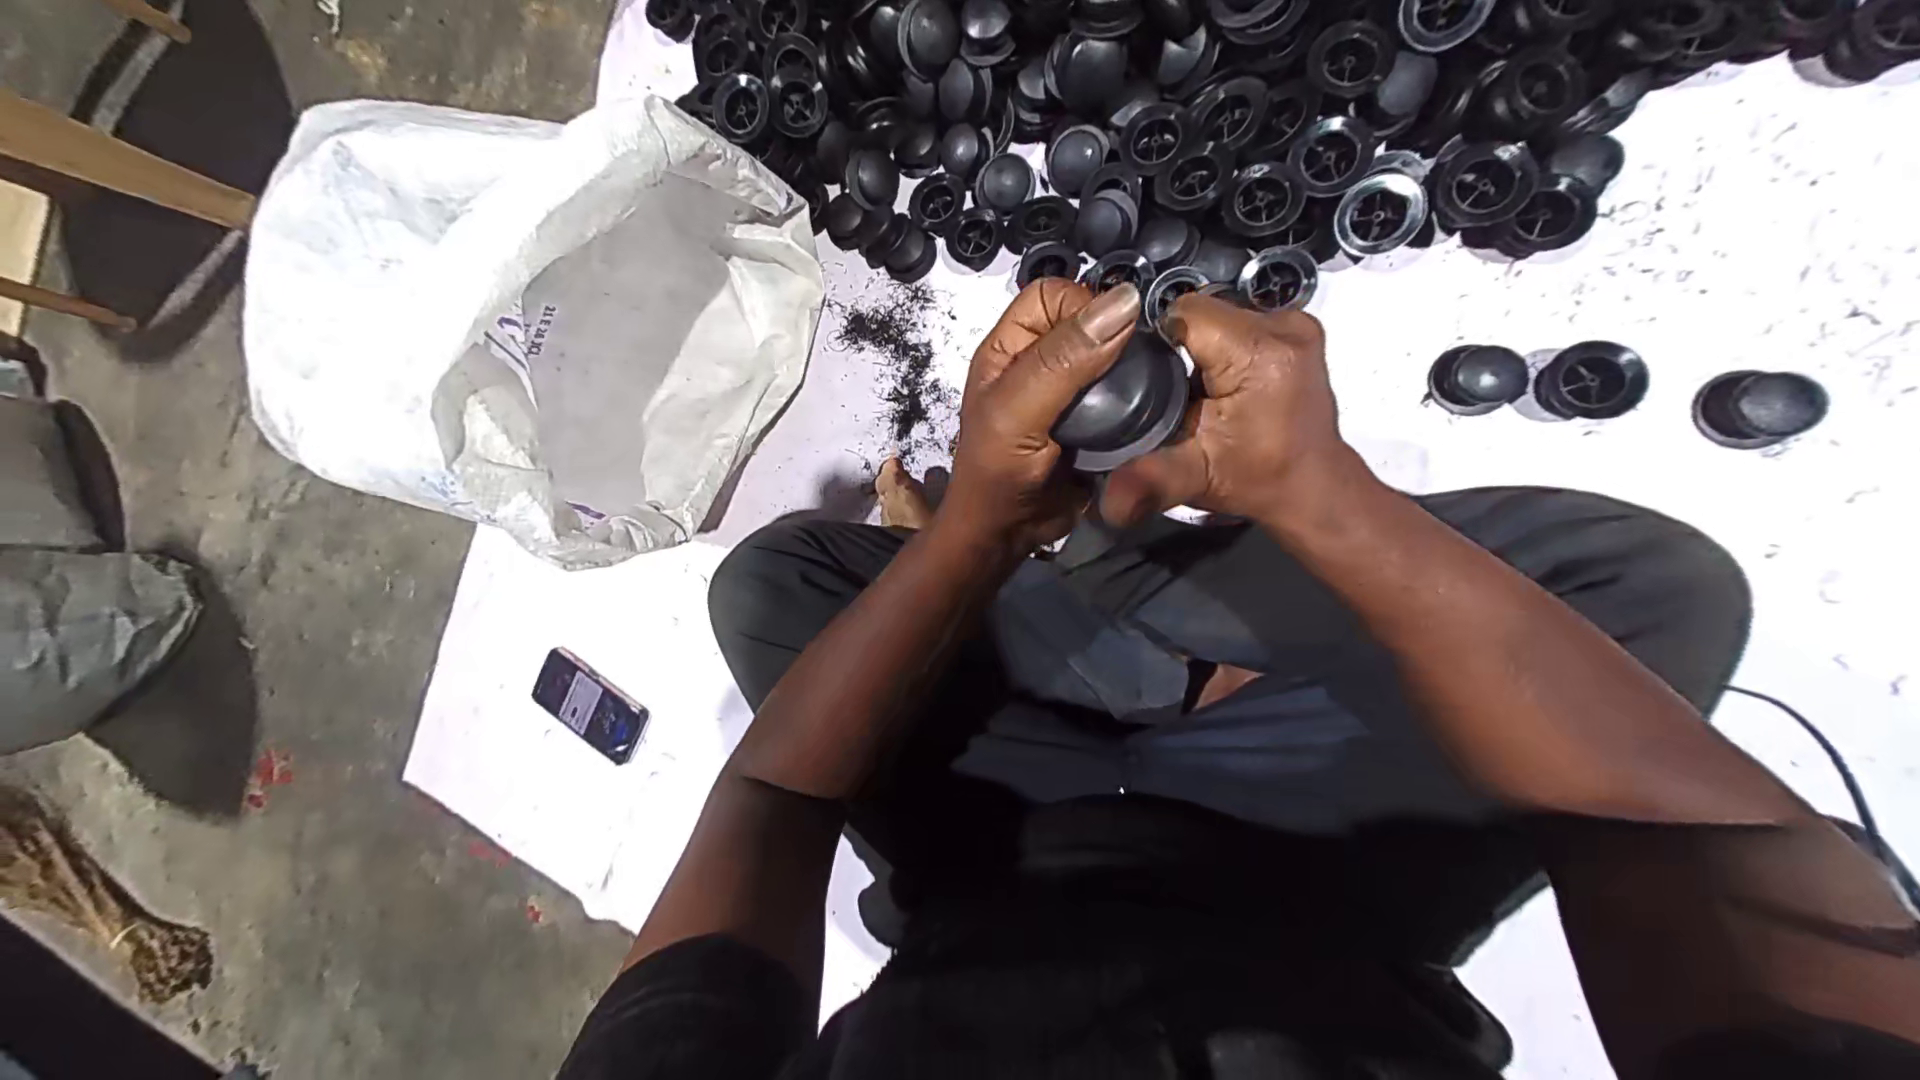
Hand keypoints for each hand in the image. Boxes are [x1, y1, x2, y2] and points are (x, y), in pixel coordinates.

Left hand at [936, 279, 1140, 551]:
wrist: (1009, 533)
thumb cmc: (997, 472)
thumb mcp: (1018, 412)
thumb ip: (1063, 361)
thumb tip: (1123, 301)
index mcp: (1009, 348)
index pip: (1051, 295)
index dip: (1081, 306)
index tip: (1106, 340)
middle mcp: (1039, 362)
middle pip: (1087, 321)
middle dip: (1114, 335)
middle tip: (1132, 366)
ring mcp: (1069, 392)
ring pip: (1111, 357)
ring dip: (1131, 369)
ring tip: (1143, 387)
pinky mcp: (1095, 420)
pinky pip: (1124, 394)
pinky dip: (1137, 398)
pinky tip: (1145, 408)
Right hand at [1100, 294, 1358, 526]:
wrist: (1308, 485)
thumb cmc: (1259, 480)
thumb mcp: (1193, 479)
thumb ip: (1149, 480)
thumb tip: (1107, 506)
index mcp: (1260, 354)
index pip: (1184, 313)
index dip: (1156, 341)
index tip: (1150, 379)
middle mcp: (1284, 327)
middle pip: (1201, 309)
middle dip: (1177, 344)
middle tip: (1172, 391)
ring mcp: (1294, 324)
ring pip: (1217, 312)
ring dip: (1197, 344)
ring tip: (1192, 385)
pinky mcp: (1294, 329)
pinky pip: (1237, 320)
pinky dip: (1219, 344)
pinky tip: (1214, 378)